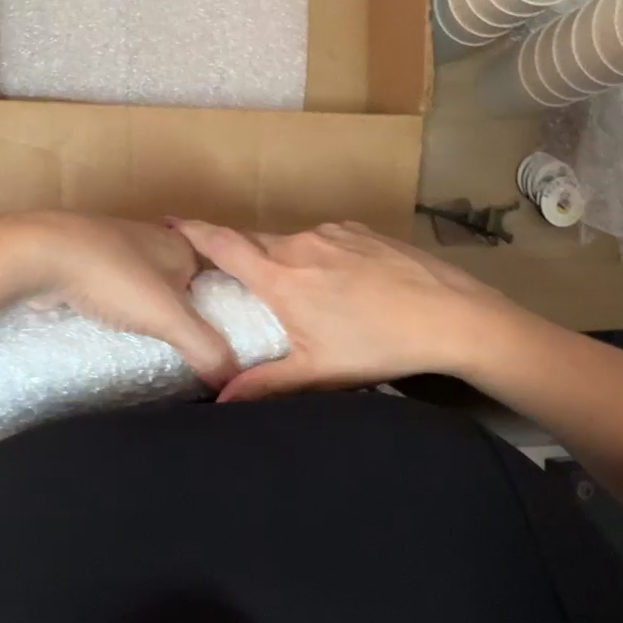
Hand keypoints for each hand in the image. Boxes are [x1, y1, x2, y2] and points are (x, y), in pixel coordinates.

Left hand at [11, 212, 238, 386]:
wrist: (39, 256)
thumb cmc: (113, 277)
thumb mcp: (169, 317)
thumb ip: (205, 348)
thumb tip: (233, 381)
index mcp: (181, 246)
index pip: (218, 278)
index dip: (224, 309)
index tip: (229, 343)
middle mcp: (152, 242)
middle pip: (180, 284)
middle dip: (186, 314)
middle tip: (194, 355)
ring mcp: (114, 251)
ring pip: (143, 288)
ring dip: (148, 314)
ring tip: (158, 352)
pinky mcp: (82, 266)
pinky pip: (111, 294)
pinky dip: (117, 313)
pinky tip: (116, 337)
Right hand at [171, 220, 514, 401]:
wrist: (452, 316)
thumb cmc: (380, 346)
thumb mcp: (317, 371)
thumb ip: (264, 383)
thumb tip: (222, 400)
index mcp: (282, 276)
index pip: (224, 245)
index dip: (194, 232)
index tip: (171, 222)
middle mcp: (302, 243)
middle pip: (255, 242)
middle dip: (240, 256)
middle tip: (234, 280)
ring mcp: (335, 232)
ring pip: (291, 241)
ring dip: (283, 259)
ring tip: (296, 291)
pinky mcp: (363, 230)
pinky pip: (324, 238)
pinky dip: (316, 255)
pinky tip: (338, 282)